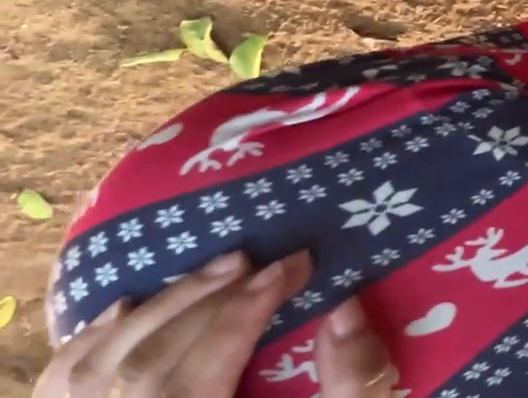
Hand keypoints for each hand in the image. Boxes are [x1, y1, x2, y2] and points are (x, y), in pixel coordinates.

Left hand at [33, 250, 398, 397]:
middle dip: (206, 301)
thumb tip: (346, 308)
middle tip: (264, 260)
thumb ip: (352, 384)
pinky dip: (90, 345)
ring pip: (90, 376)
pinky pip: (58, 394)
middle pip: (139, 367)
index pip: (191, 376)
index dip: (244, 311)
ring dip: (157, 310)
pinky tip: (131, 309)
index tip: (296, 264)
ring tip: (220, 269)